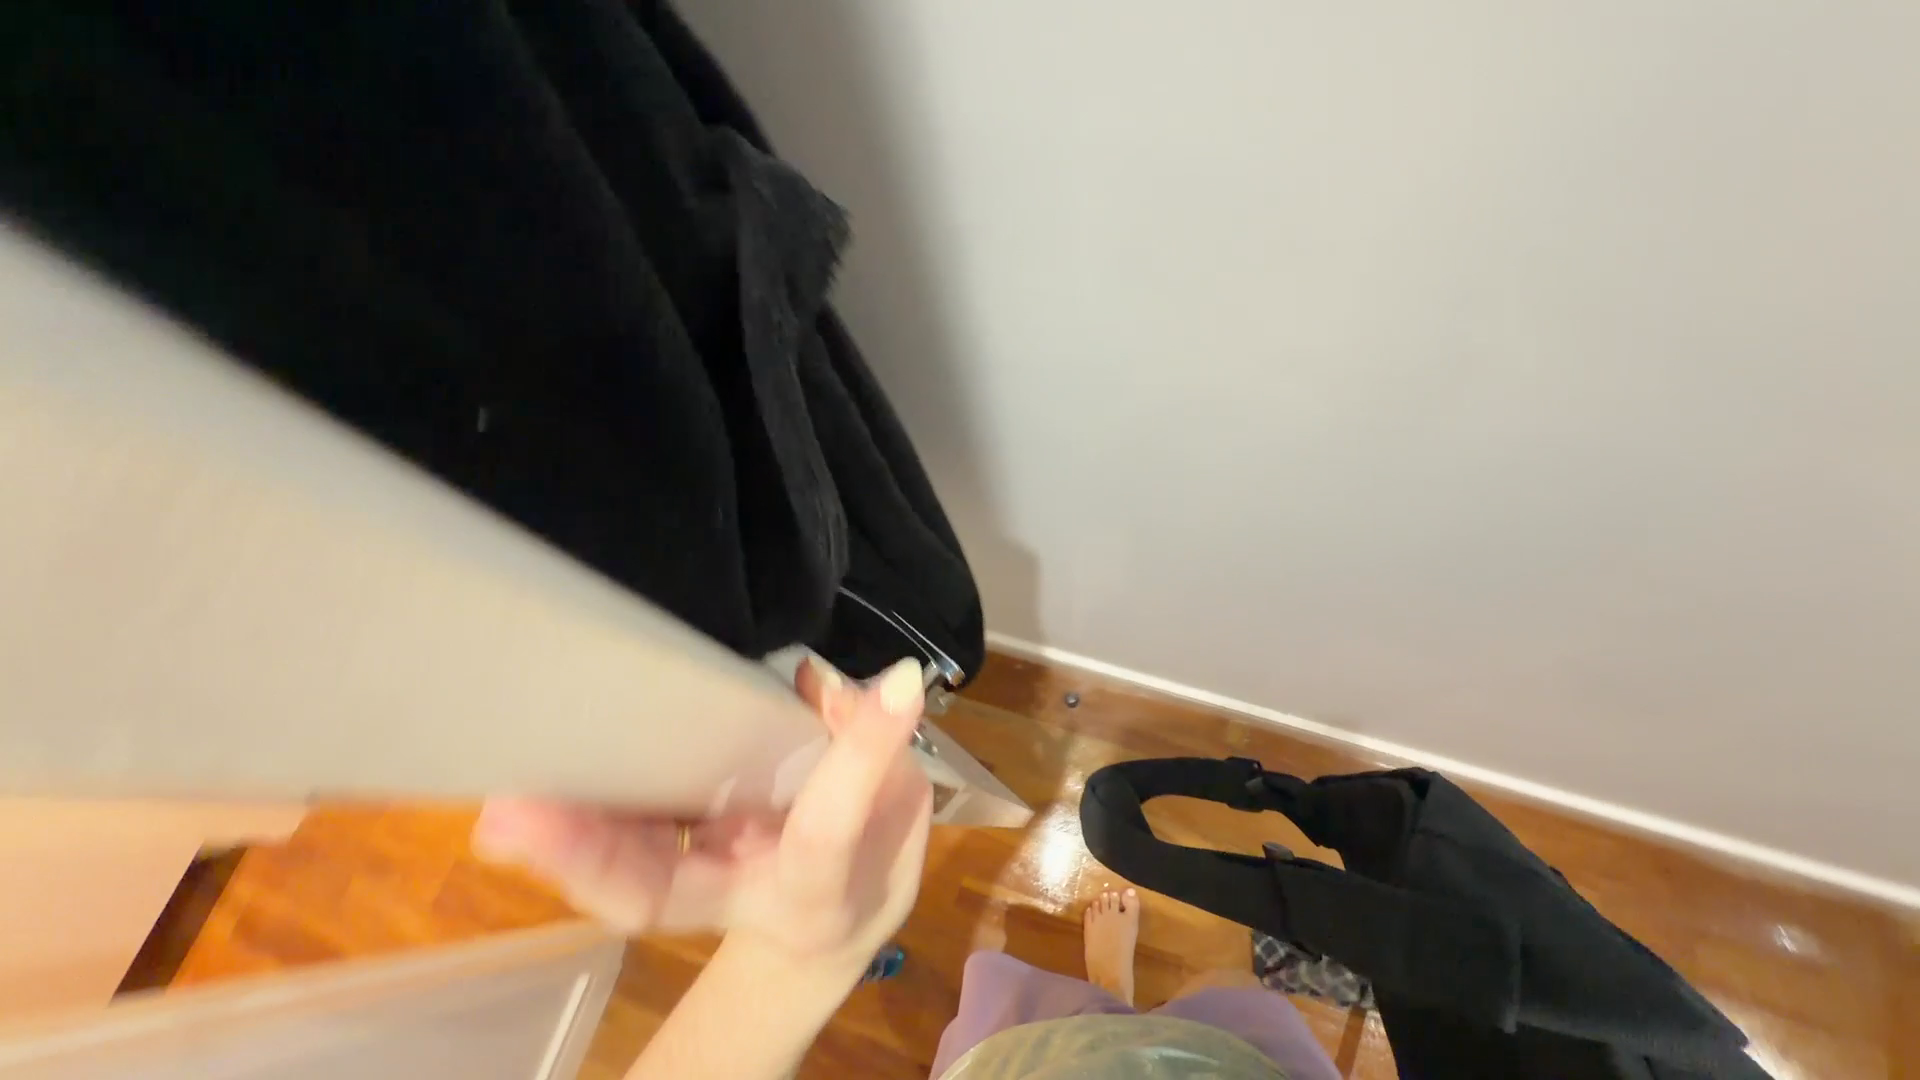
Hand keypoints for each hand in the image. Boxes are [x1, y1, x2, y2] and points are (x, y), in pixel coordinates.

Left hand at [472, 656, 933, 965]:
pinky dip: (576, 828)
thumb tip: (818, 683)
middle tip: (514, 819)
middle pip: (664, 896)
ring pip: (625, 884)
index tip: (873, 688)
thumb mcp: (899, 808)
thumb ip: (869, 751)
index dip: (850, 758)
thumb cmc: (872, 862)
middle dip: (594, 861)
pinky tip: (534, 791)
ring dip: (561, 847)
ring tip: (507, 809)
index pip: (826, 827)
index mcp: (820, 885)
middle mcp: (746, 898)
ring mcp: (701, 890)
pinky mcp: (673, 871)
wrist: (829, 924)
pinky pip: (623, 853)